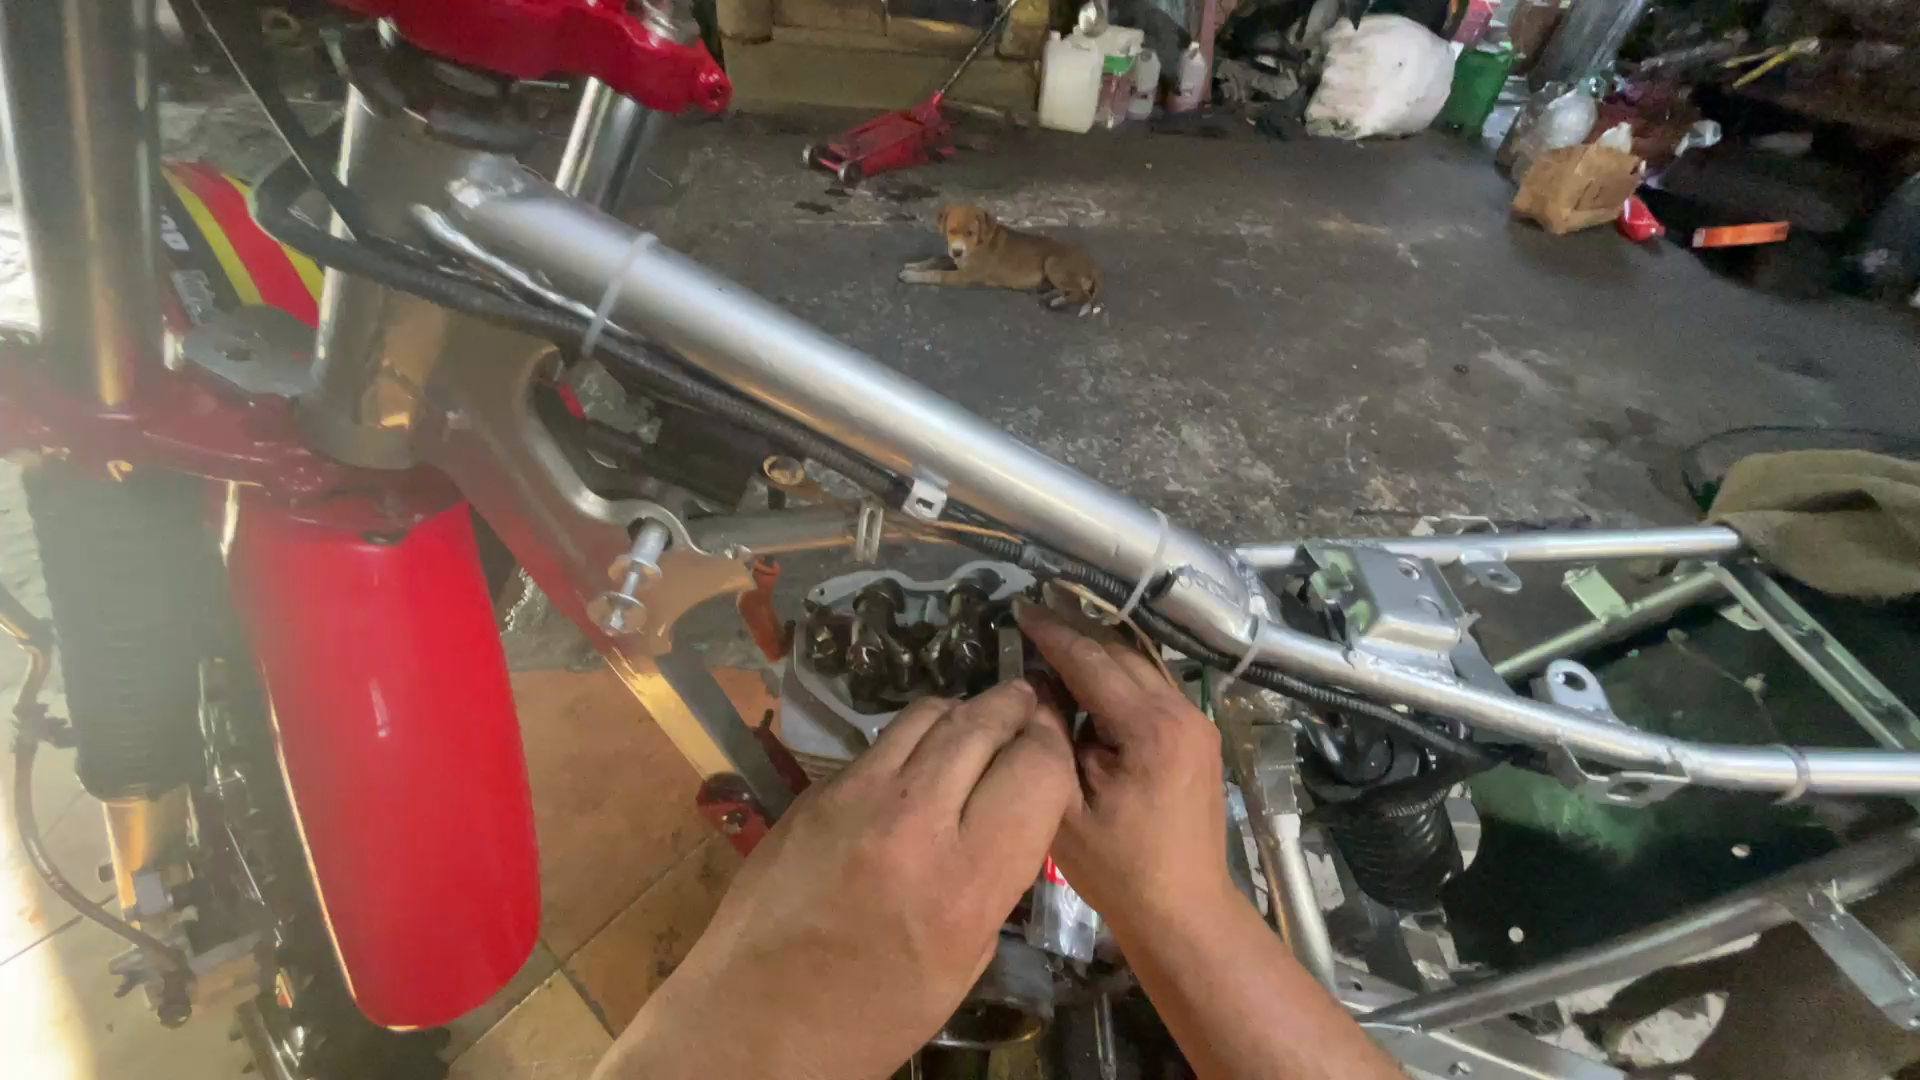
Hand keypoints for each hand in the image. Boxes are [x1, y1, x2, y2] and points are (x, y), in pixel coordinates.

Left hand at [595, 681, 1076, 1079]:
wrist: (754, 1020)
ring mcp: (857, 794)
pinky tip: (920, 754)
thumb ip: (999, 869)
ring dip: (966, 711)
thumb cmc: (875, 1011)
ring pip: (931, 712)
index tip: (1054, 744)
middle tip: (1029, 702)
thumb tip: (1015, 801)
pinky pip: (884, 739)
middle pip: (985, 723)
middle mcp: (914, 819)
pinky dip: (916, 735)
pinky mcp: (819, 787)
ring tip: (979, 719)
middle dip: (1018, 708)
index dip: (1054, 747)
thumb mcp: (966, 958)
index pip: (1037, 768)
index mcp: (965, 879)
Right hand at [1016, 601, 1234, 928]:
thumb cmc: (1119, 868)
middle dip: (1074, 637)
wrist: (1185, 912)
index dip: (1054, 635)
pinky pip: (1151, 687)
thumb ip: (1047, 737)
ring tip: (1053, 647)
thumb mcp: (1064, 808)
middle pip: (1120, 655)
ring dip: (1097, 655)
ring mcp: (1196, 721)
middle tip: (1032, 624)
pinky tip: (1086, 685)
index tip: (1021, 609)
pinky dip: (1116, 677)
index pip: (1093, 663)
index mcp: (1151, 729)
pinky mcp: (1197, 735)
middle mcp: (1182, 712)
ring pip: (1139, 666)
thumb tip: (1035, 684)